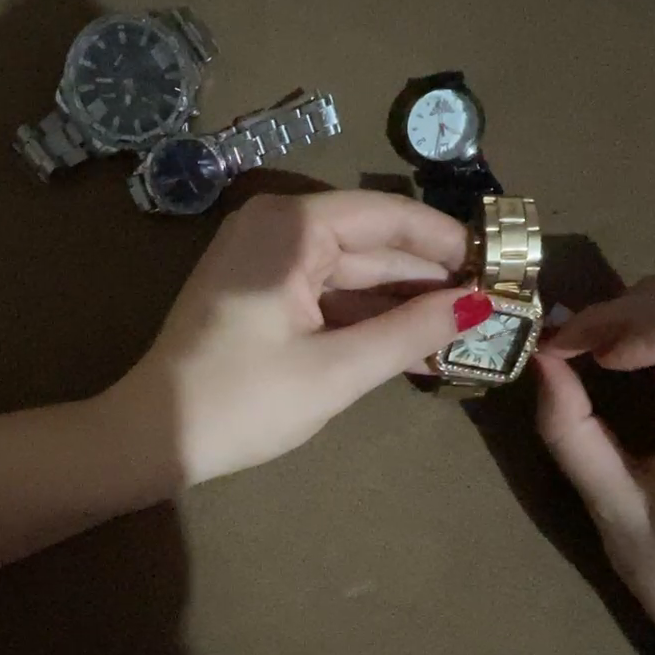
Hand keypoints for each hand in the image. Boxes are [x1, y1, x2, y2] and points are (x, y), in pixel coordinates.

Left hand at [117, 191, 489, 484]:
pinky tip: (415, 344)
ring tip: (465, 333)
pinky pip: (327, 294)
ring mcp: (265, 259)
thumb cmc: (242, 402)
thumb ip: (411, 332)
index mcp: (292, 227)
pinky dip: (366, 319)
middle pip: (373, 244)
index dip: (448, 242)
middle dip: (430, 279)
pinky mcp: (260, 291)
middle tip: (492, 306)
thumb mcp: (336, 370)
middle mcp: (277, 227)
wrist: (152, 438)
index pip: (389, 216)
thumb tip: (480, 304)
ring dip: (403, 305)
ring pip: (353, 273)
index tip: (502, 266)